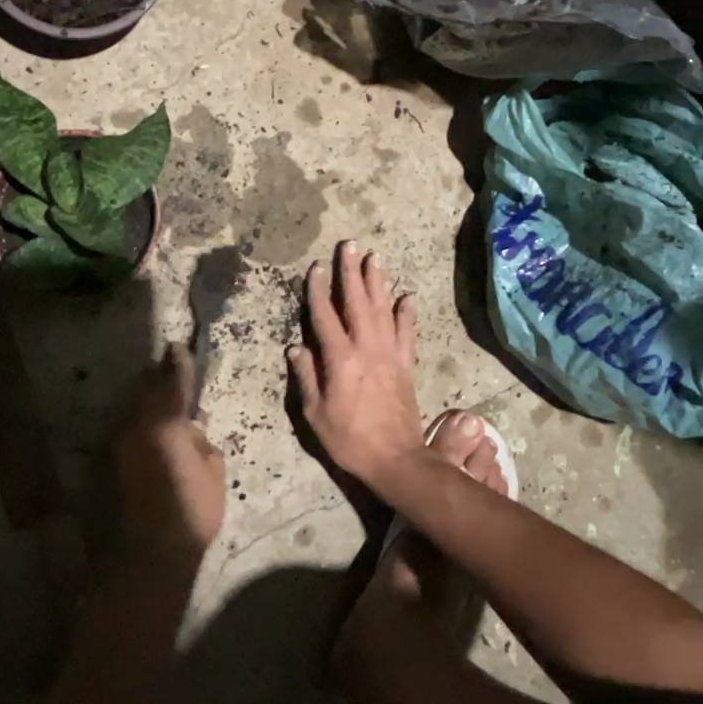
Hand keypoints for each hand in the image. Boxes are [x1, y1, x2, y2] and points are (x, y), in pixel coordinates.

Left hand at [114, 343, 226, 554]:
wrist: (148, 556)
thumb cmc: (191, 513)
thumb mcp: (213, 472)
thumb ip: (202, 441)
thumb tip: (193, 426)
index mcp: (165, 422)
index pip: (173, 381)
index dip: (178, 363)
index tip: (179, 346)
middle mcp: (135, 425)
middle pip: (145, 390)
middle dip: (158, 382)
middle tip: (172, 377)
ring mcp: (116, 444)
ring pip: (130, 411)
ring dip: (145, 406)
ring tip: (161, 413)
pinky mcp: (105, 464)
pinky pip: (122, 433)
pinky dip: (135, 429)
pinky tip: (147, 443)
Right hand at [288, 241, 426, 489]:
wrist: (396, 459)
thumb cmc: (349, 439)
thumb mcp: (315, 414)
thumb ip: (306, 377)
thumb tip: (295, 348)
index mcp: (340, 359)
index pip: (325, 316)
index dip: (319, 290)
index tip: (316, 266)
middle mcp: (366, 348)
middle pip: (357, 302)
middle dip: (351, 272)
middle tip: (350, 245)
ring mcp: (390, 354)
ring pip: (384, 309)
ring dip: (378, 282)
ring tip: (375, 257)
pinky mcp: (406, 365)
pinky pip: (407, 333)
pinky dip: (407, 314)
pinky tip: (407, 297)